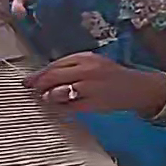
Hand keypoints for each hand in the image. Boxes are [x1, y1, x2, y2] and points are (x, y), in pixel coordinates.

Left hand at [25, 52, 165, 115]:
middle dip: (39, 85)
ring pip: (59, 92)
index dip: (39, 74)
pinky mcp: (93, 103)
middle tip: (32, 90)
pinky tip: (57, 107)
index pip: (55, 65)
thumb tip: (46, 76)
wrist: (137, 87)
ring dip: (48, 96)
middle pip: (53, 77)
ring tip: (46, 98)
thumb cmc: (111, 75)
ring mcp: (89, 87)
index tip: (28, 80)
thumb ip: (71, 67)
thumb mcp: (92, 63)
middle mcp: (86, 70)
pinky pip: (69, 107)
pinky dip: (60, 108)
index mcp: (85, 58)